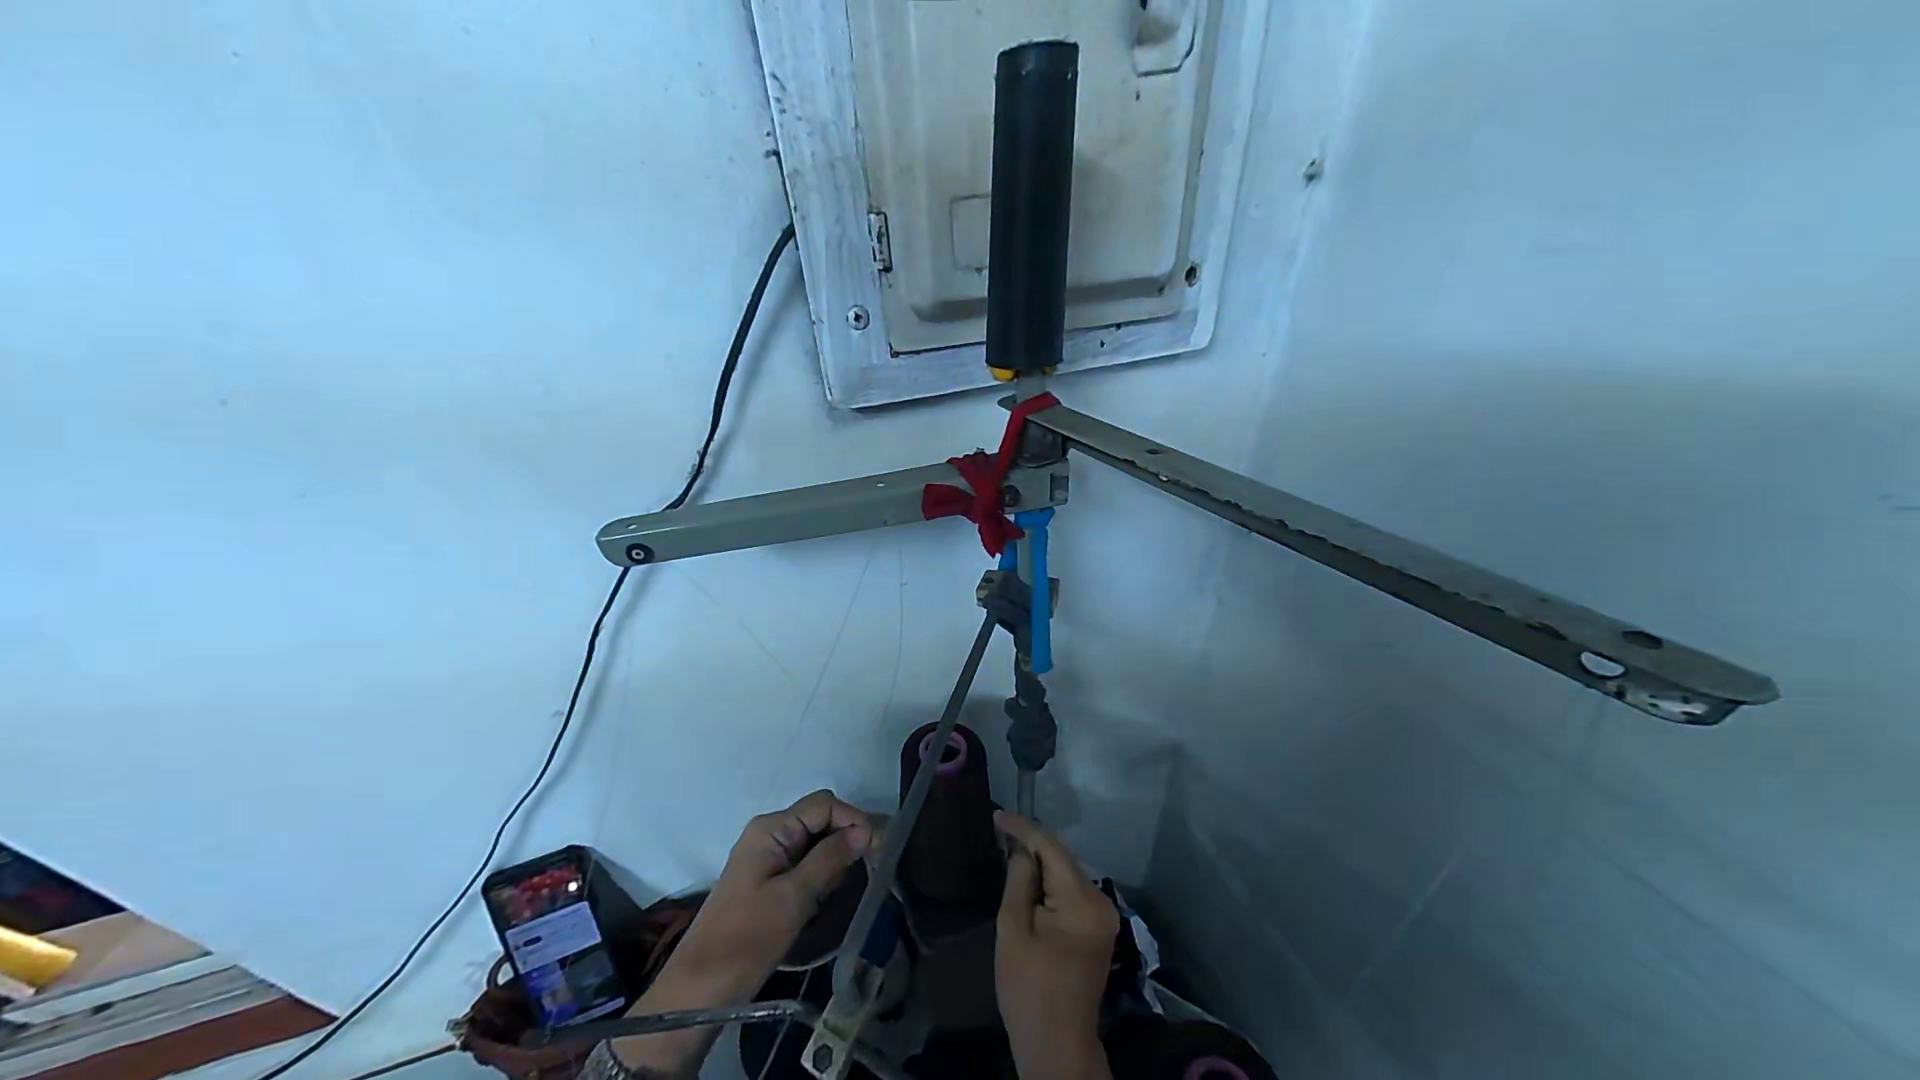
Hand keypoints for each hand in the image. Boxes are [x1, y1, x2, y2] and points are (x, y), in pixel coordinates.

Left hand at [611, 790, 872, 1076]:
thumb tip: (865, 830)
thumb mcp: (796, 895)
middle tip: (860, 873)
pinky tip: (822, 899)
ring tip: (837, 892)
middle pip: (820, 819)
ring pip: (815, 842)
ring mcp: (766, 856)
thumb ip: (830, 858)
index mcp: (772, 828)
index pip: (824, 804)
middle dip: (844, 841)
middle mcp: (769, 832)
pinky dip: (819, 875)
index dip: (852, 820)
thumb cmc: (749, 937)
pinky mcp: (767, 878)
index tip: (875, 849)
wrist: (702, 987)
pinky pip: (804, 862)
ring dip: (832, 861)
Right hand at [994, 811, 1118, 1079]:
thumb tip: (1021, 849)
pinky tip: (1030, 878)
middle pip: (1063, 858)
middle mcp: (1102, 902)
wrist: (1057, 1044)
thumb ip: (1018, 881)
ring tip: (1009, 850)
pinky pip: (1073, 890)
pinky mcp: (1100, 927)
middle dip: (1032, 843)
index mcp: (1082, 902)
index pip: (1052, 848)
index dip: (1023, 828)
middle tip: (999, 831)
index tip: (996, 816)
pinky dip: (1051, 881)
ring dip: (1041, 861)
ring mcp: (1104, 916)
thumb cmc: (1028, 989)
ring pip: (1068, 872)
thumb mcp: (1013, 930)